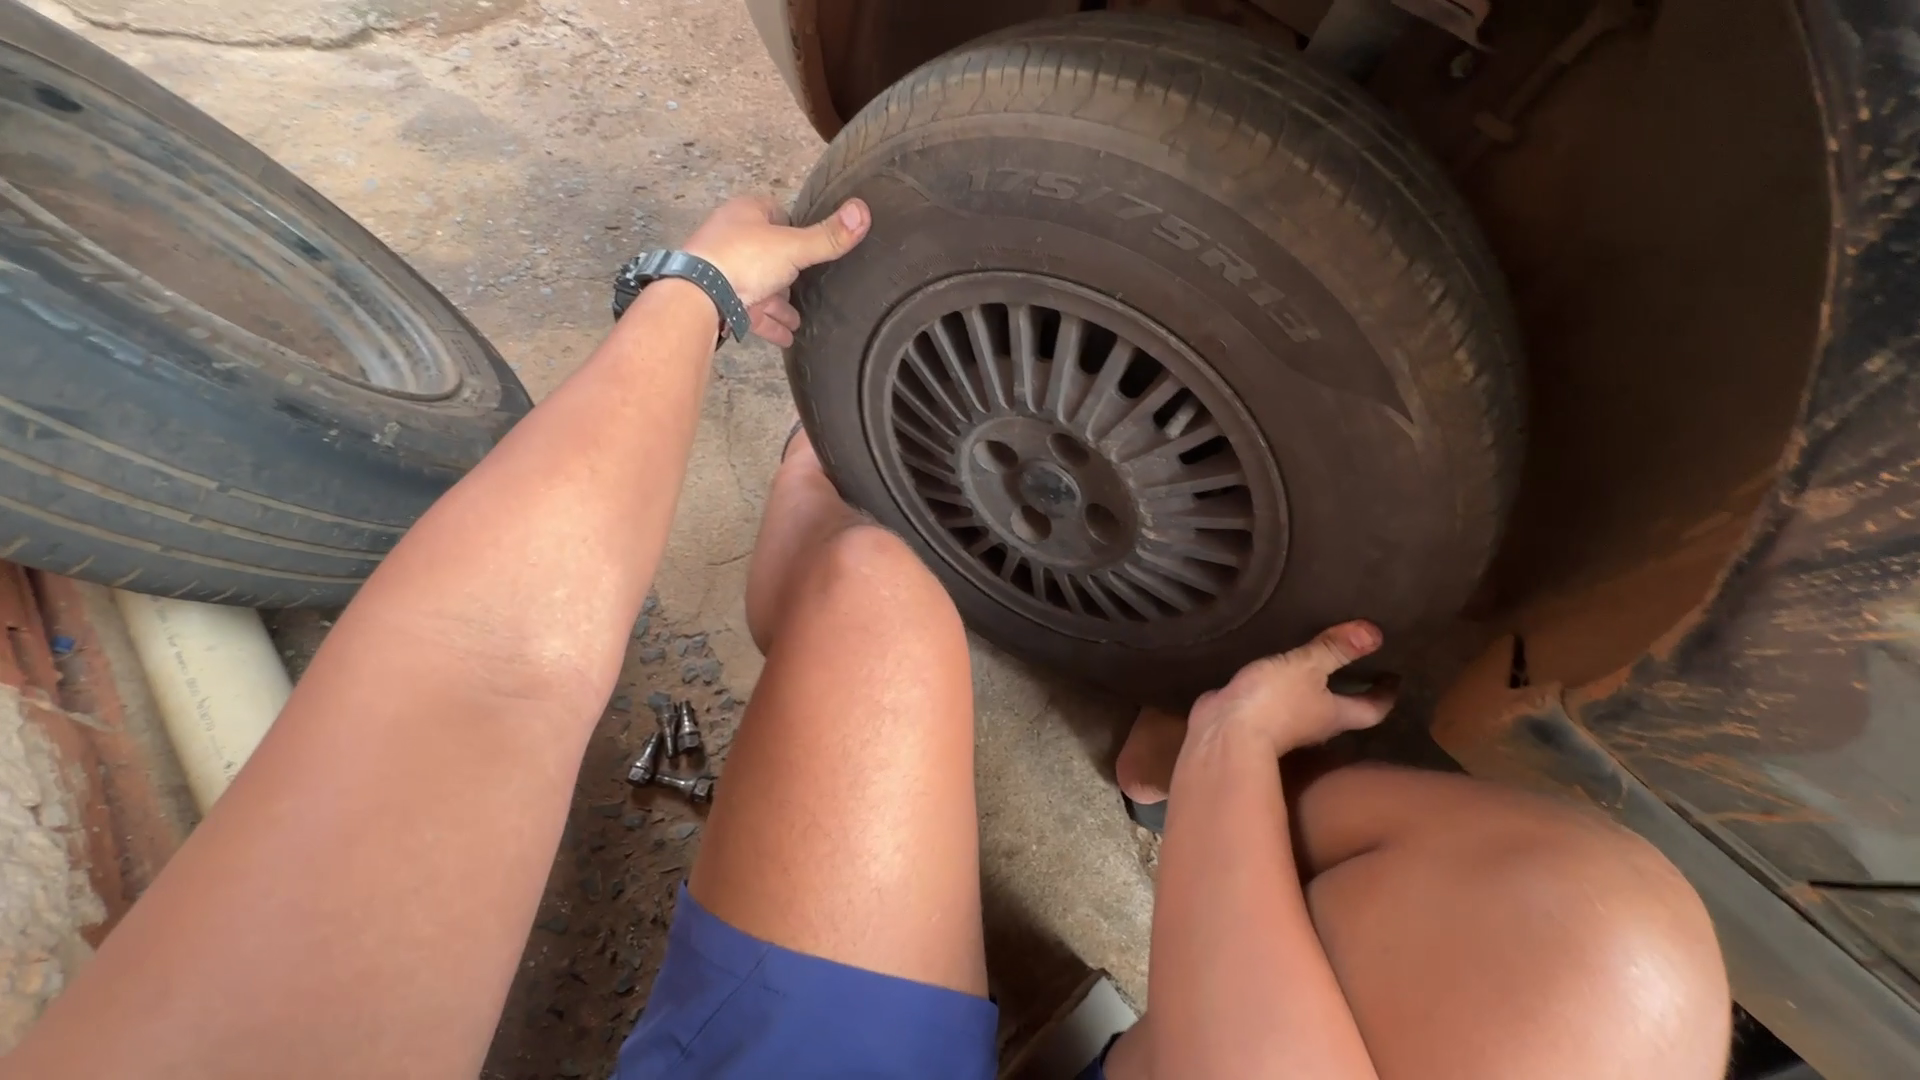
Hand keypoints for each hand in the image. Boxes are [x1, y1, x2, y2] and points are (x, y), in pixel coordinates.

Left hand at [679, 194, 870, 345]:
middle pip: (769, 252)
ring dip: (779, 303)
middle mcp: (733, 238)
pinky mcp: (723, 300)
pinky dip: (770, 324)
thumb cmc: (744, 259)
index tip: (811, 244)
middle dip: (788, 272)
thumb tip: (862, 212)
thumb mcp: (794, 246)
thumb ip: (828, 237)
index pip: (776, 212)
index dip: (794, 227)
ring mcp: (726, 270)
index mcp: (747, 213)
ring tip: (801, 319)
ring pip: (760, 285)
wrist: (700, 295)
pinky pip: (752, 312)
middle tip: (810, 286)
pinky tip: (787, 337)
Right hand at [1187, 621, 1395, 755]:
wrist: (1224, 732)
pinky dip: (1281, 686)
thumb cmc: (1274, 702)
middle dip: (1350, 689)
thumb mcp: (1307, 667)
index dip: (1386, 694)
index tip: (1394, 676)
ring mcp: (1285, 725)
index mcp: (1336, 715)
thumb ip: (1335, 650)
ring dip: (1314, 688)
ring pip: (1309, 705)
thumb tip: (1376, 633)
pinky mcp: (1256, 717)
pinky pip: (1277, 700)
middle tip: (1354, 661)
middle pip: (1343, 710)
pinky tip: (1272, 668)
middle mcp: (1315, 724)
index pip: (1373, 708)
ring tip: (1312, 659)